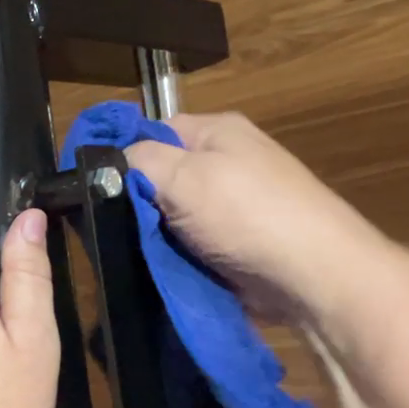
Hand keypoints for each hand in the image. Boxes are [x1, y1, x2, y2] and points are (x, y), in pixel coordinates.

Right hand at [124, 112, 397, 324]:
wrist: (316, 277)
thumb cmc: (248, 215)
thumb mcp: (183, 176)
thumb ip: (137, 161)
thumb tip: (107, 162)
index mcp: (217, 130)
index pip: (151, 130)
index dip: (121, 155)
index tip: (92, 187)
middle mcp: (227, 161)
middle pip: (161, 175)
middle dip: (136, 201)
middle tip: (109, 226)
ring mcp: (236, 205)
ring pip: (174, 215)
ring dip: (156, 235)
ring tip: (133, 252)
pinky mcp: (240, 244)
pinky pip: (193, 245)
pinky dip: (178, 257)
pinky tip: (162, 269)